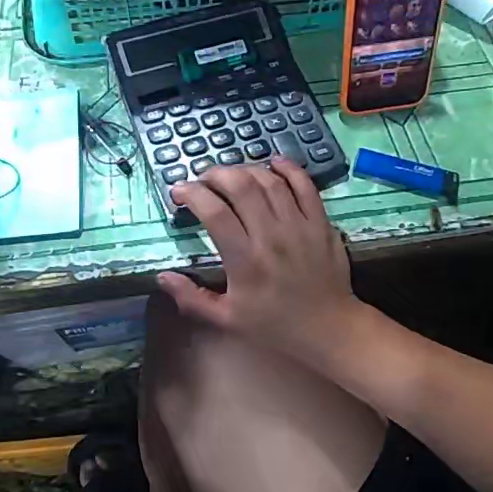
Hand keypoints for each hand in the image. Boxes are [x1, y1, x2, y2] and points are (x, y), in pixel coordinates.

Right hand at [157, 160, 357, 361]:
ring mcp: (299, 226)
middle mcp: (271, 236)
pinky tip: (273, 163)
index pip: (214, 212)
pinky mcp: (320, 222)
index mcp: (244, 260)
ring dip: (246, 169)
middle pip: (241, 186)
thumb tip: (163, 276)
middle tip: (204, 179)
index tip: (179, 191)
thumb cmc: (274, 325)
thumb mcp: (227, 320)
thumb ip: (192, 298)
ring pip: (269, 181)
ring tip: (232, 174)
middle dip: (216, 174)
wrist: (329, 329)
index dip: (192, 193)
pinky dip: (288, 168)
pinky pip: (305, 185)